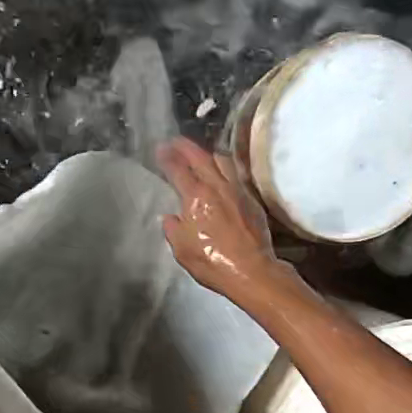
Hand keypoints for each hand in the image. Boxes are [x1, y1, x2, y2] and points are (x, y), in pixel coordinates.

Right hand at [157, 138, 285, 301]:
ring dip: (208, 154)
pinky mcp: (251, 200)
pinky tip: (222, 174)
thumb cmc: (212, 262)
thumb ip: (173, 229)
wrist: (251, 271)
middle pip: (201, 157)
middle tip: (176, 141)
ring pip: (223, 161)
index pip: (178, 169)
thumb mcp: (181, 249)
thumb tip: (171, 217)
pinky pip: (236, 175)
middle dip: (186, 147)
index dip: (167, 157)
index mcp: (196, 197)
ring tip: (201, 155)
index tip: (160, 149)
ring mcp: (237, 191)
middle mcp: (217, 187)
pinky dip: (225, 168)